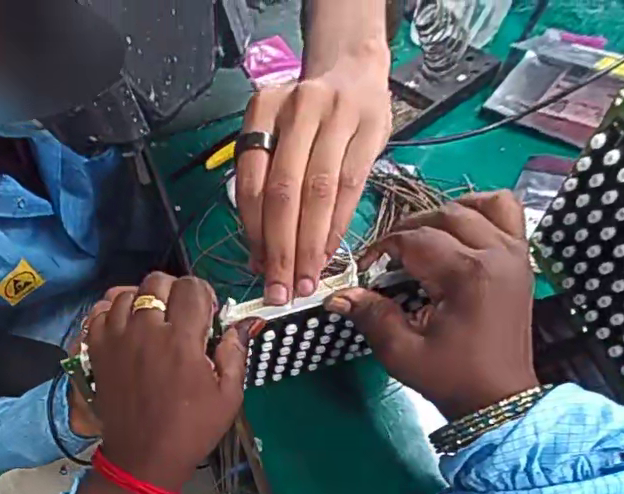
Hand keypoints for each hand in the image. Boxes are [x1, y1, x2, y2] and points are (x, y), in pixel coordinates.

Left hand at [74, 273, 254, 493]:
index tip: (205, 317)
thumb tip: (245, 323)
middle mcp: (146, 332)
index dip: (203, 296)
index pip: (192, 288)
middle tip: (179, 317)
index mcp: (181, 341)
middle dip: (173, 292)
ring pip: (126, 294)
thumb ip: (236, 353)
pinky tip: (125, 326)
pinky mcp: (97, 352)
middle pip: (157, 282)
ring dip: (142, 301)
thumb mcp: (227, 398)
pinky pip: (99, 313)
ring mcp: (117, 340)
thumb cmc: (190, 431)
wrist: (143, 459)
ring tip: (151, 323)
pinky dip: (111, 312)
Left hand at [235, 48, 392, 307]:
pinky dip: (335, 229)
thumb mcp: (275, 145)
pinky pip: (350, 190)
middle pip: (284, 193)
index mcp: (262, 111)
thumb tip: (259, 261)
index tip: (259, 273)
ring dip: (309, 247)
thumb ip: (263, 197)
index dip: (255, 236)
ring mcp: (337, 114)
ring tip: (304, 283)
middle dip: (281, 251)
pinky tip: (326, 256)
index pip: (252, 185)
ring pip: (318, 194)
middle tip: (280, 291)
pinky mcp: (371, 127)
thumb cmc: (306, 123)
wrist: (353, 72)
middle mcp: (298, 108)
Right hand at [326, 191, 537, 419]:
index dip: (383, 247)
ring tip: (422, 235)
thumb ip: (371, 316)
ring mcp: (516, 254)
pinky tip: (458, 231)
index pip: (416, 240)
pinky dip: (481, 212)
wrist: (496, 396)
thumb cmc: (448, 376)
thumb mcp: (401, 352)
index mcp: (466, 275)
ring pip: (482, 205)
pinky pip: (507, 215)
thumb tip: (338, 296)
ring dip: (447, 212)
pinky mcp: (521, 260)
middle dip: (409, 229)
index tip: (364, 267)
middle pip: (446, 216)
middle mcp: (497, 253)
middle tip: (385, 254)